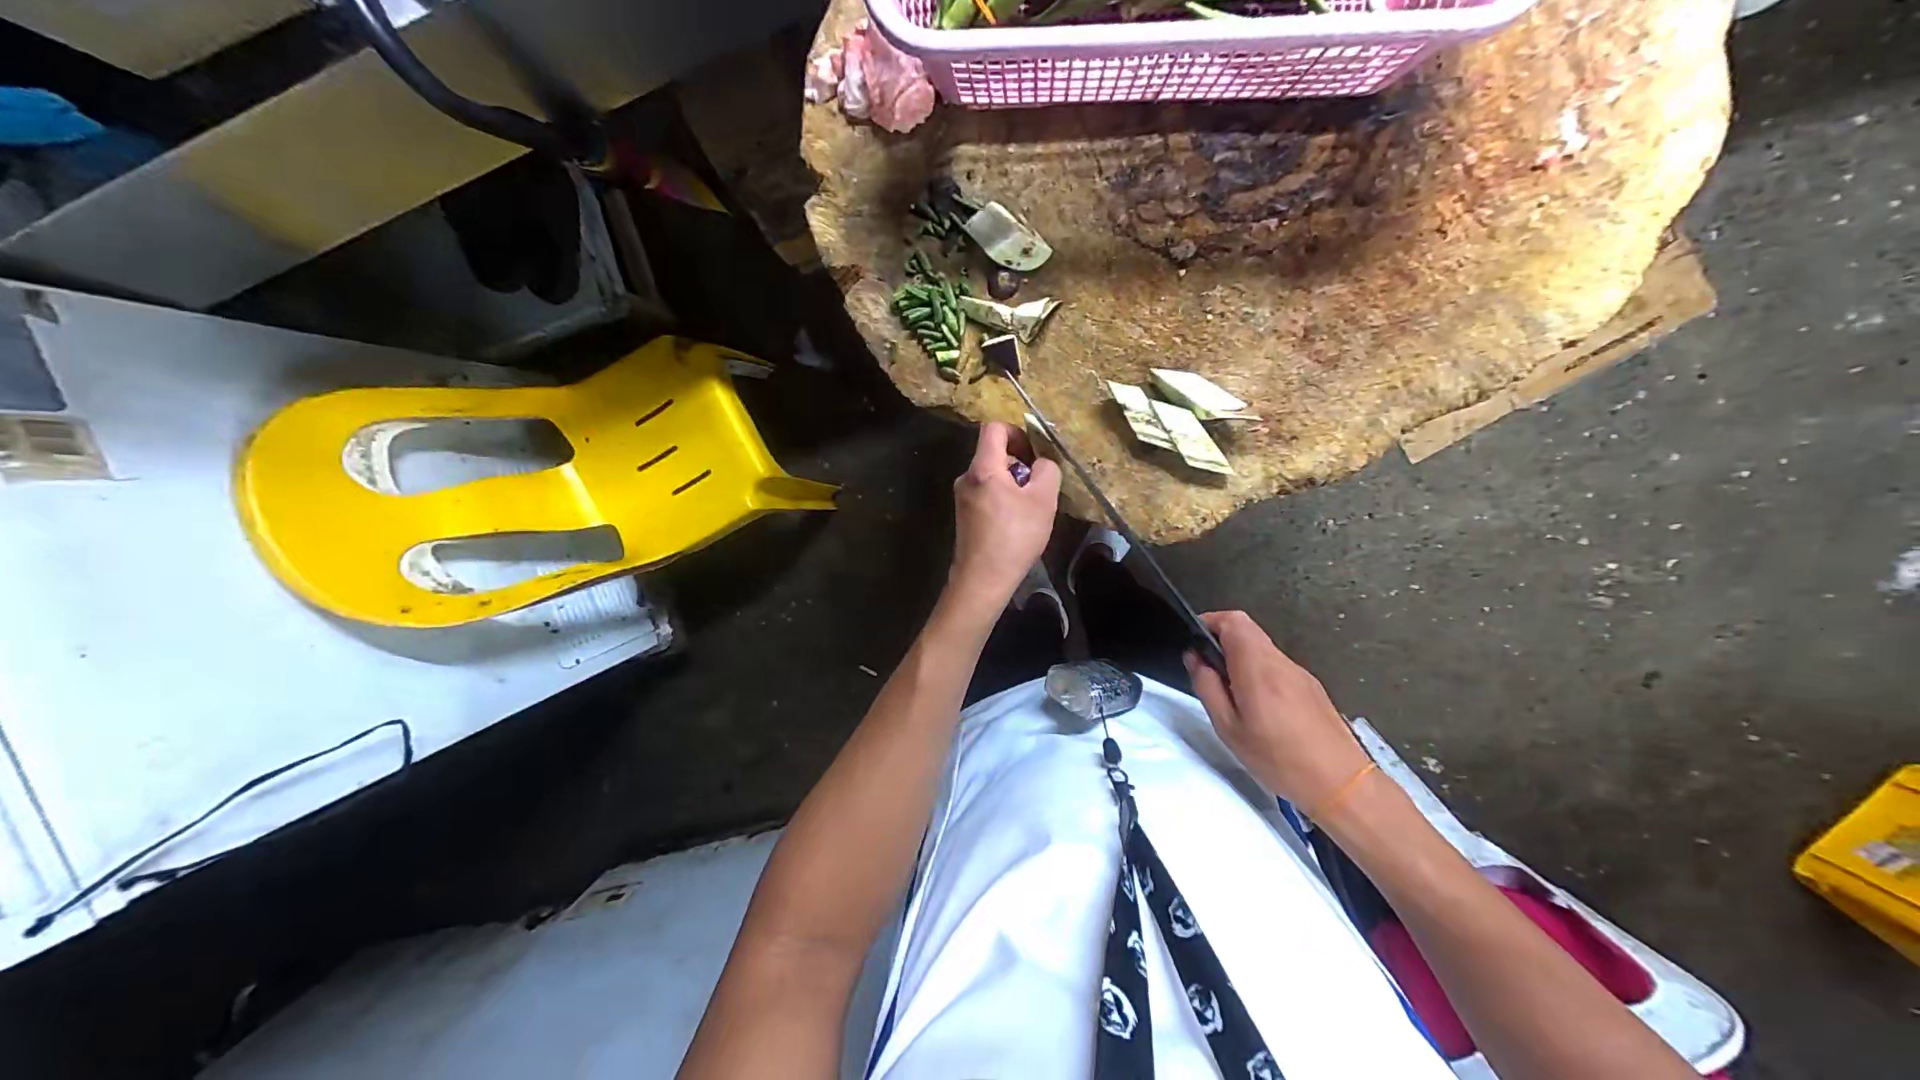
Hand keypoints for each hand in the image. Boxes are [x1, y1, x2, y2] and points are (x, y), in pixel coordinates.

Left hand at [948, 422, 1061, 610]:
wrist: (983, 579)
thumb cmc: (1014, 537)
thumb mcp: (1043, 500)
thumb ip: (1047, 471)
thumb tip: (1041, 463)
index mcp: (982, 468)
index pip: (994, 428)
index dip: (1017, 432)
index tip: (1034, 454)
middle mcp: (966, 478)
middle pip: (993, 453)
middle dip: (1019, 463)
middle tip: (1038, 487)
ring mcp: (962, 498)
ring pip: (991, 477)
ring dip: (1013, 484)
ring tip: (1030, 509)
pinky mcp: (964, 516)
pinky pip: (986, 495)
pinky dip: (1003, 500)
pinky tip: (1017, 524)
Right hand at [1185, 611, 1373, 812]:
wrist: (1339, 782)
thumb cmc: (1283, 760)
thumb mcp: (1228, 728)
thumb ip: (1207, 686)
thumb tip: (1195, 660)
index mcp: (1258, 669)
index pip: (1232, 621)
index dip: (1209, 623)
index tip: (1197, 641)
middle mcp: (1281, 663)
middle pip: (1247, 630)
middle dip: (1222, 642)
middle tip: (1209, 670)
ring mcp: (1299, 673)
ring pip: (1262, 648)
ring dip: (1241, 659)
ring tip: (1233, 695)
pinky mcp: (1310, 686)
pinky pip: (1277, 666)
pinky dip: (1260, 673)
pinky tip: (1259, 707)